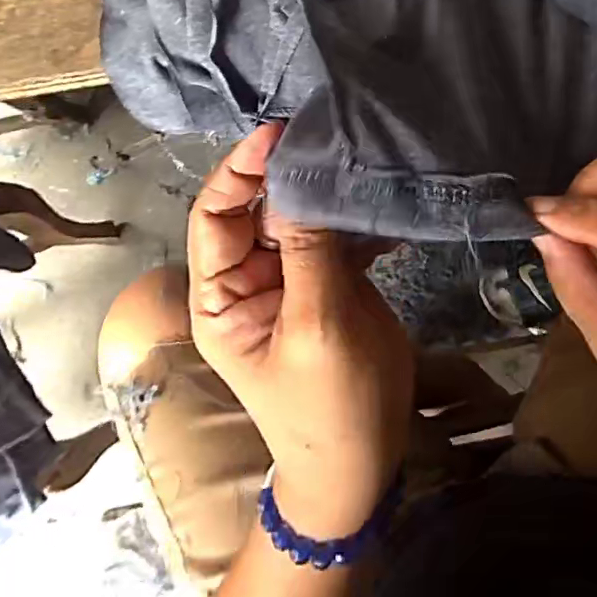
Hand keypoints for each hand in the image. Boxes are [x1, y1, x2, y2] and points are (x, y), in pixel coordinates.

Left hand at [187, 123, 413, 538]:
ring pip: (300, 215)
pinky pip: (334, 234)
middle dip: (285, 172)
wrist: (366, 461)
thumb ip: (308, 255)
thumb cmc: (328, 407)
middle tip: (323, 135)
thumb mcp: (315, 330)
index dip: (238, 172)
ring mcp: (291, 277)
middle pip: (258, 208)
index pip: (214, 217)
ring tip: (356, 157)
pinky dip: (356, 217)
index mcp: (221, 295)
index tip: (275, 135)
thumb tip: (299, 184)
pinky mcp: (329, 280)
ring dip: (325, 189)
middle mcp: (249, 278)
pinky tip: (382, 203)